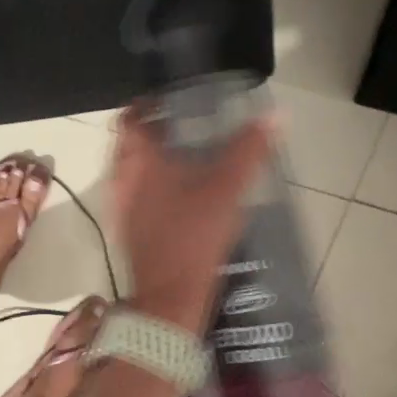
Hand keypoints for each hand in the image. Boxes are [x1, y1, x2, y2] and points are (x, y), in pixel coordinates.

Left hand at [110, 101, 272, 331]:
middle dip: (158, 129)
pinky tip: (188, 189)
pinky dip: (157, 181)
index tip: (177, 99)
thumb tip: (275, 116)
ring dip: (159, 155)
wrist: (169, 297)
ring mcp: (121, 204)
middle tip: (192, 123)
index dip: (150, 103)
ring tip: (195, 152)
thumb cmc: (193, 238)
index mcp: (136, 161)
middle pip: (132, 140)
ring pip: (135, 167)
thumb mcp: (227, 190)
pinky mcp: (129, 225)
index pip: (130, 116)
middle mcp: (121, 178)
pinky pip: (138, 190)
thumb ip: (249, 151)